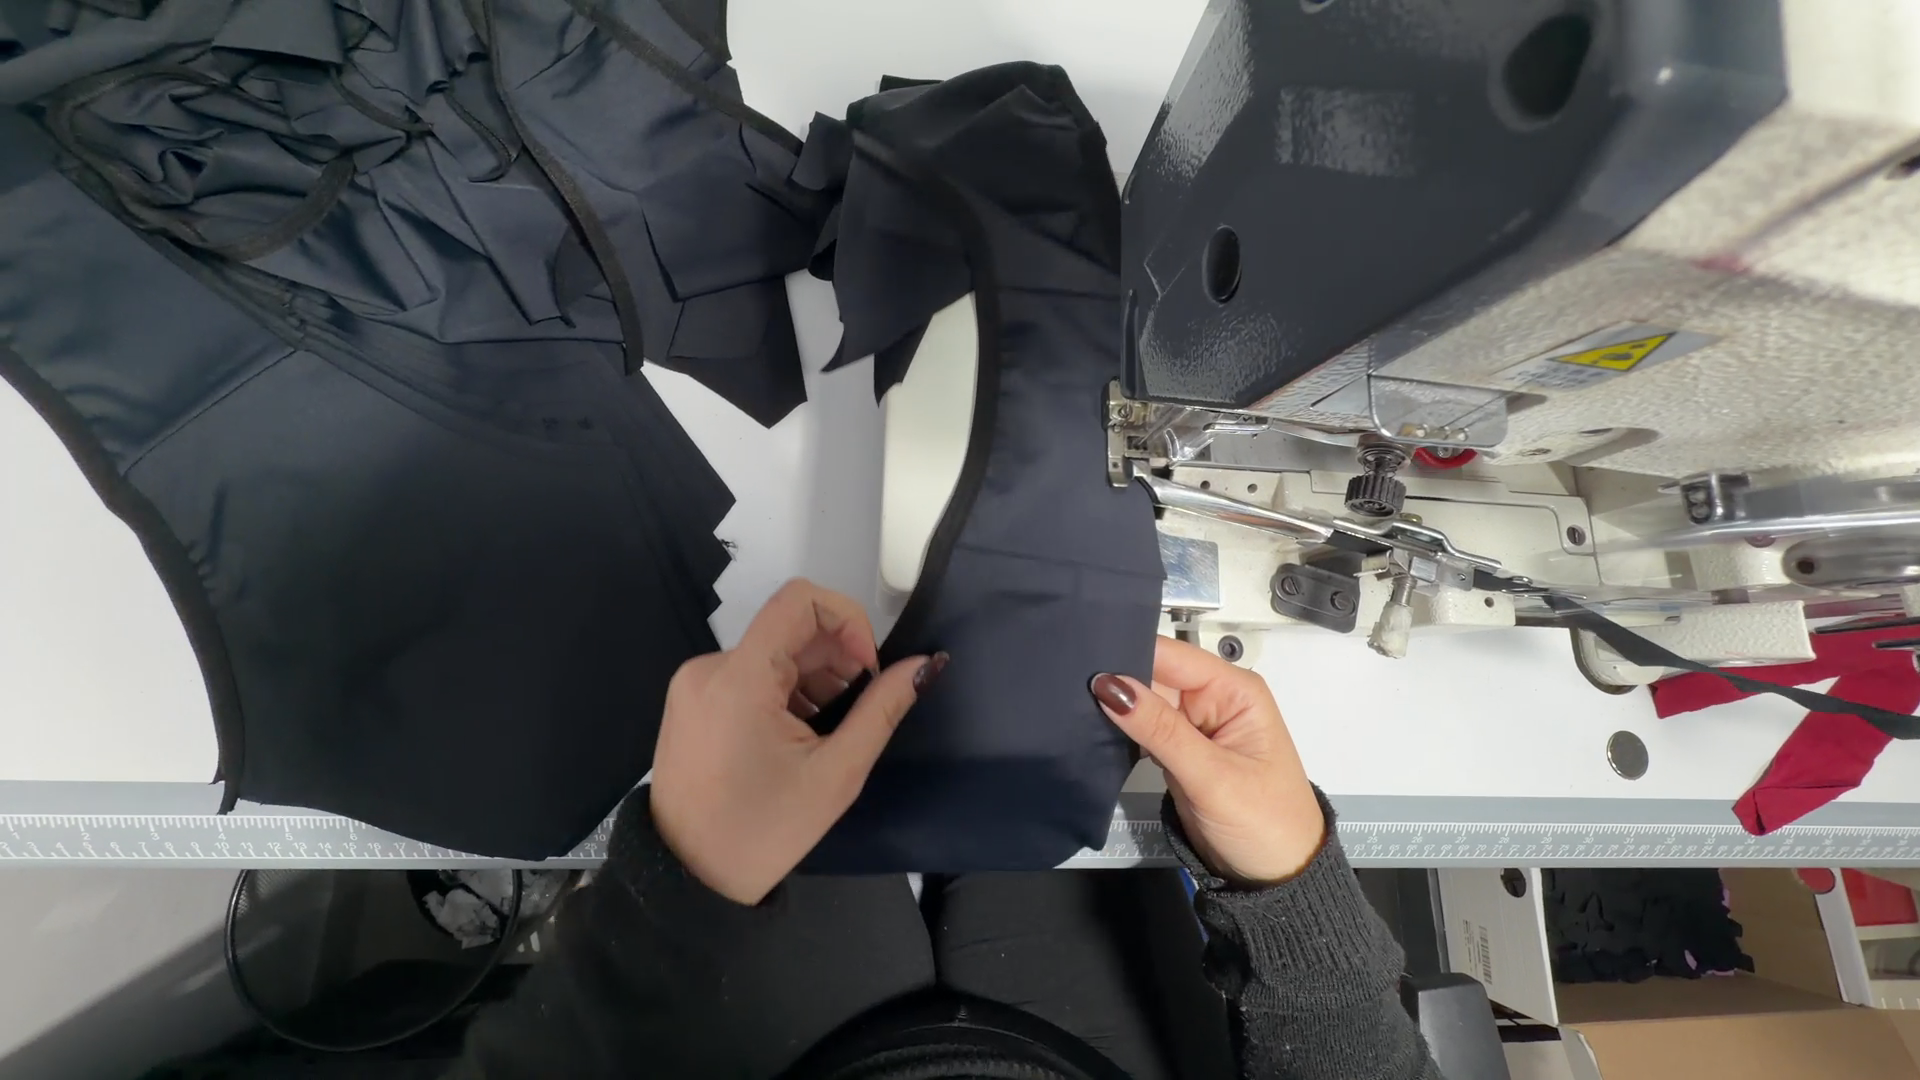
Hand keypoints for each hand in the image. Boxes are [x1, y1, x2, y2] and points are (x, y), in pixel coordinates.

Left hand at [650, 580, 944, 904]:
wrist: (685, 881)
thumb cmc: (761, 831)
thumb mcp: (836, 774)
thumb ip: (883, 709)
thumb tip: (925, 664)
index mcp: (738, 678)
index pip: (800, 600)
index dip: (848, 619)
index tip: (867, 668)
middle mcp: (709, 667)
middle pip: (791, 630)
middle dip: (836, 661)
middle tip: (855, 713)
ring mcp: (696, 683)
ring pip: (774, 653)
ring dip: (814, 680)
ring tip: (824, 734)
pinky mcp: (693, 700)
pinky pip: (752, 674)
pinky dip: (785, 692)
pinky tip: (796, 737)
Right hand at [1091, 637, 1324, 885]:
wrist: (1275, 880)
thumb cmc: (1264, 824)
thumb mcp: (1212, 776)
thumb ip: (1160, 729)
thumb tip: (1109, 685)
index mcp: (1232, 689)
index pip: (1171, 656)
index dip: (1128, 653)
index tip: (1081, 658)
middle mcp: (1211, 696)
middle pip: (1152, 672)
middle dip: (1115, 678)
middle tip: (1065, 679)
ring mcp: (1192, 722)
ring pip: (1141, 698)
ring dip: (1112, 703)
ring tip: (1069, 698)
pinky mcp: (1176, 747)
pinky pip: (1141, 725)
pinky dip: (1119, 727)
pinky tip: (1088, 723)